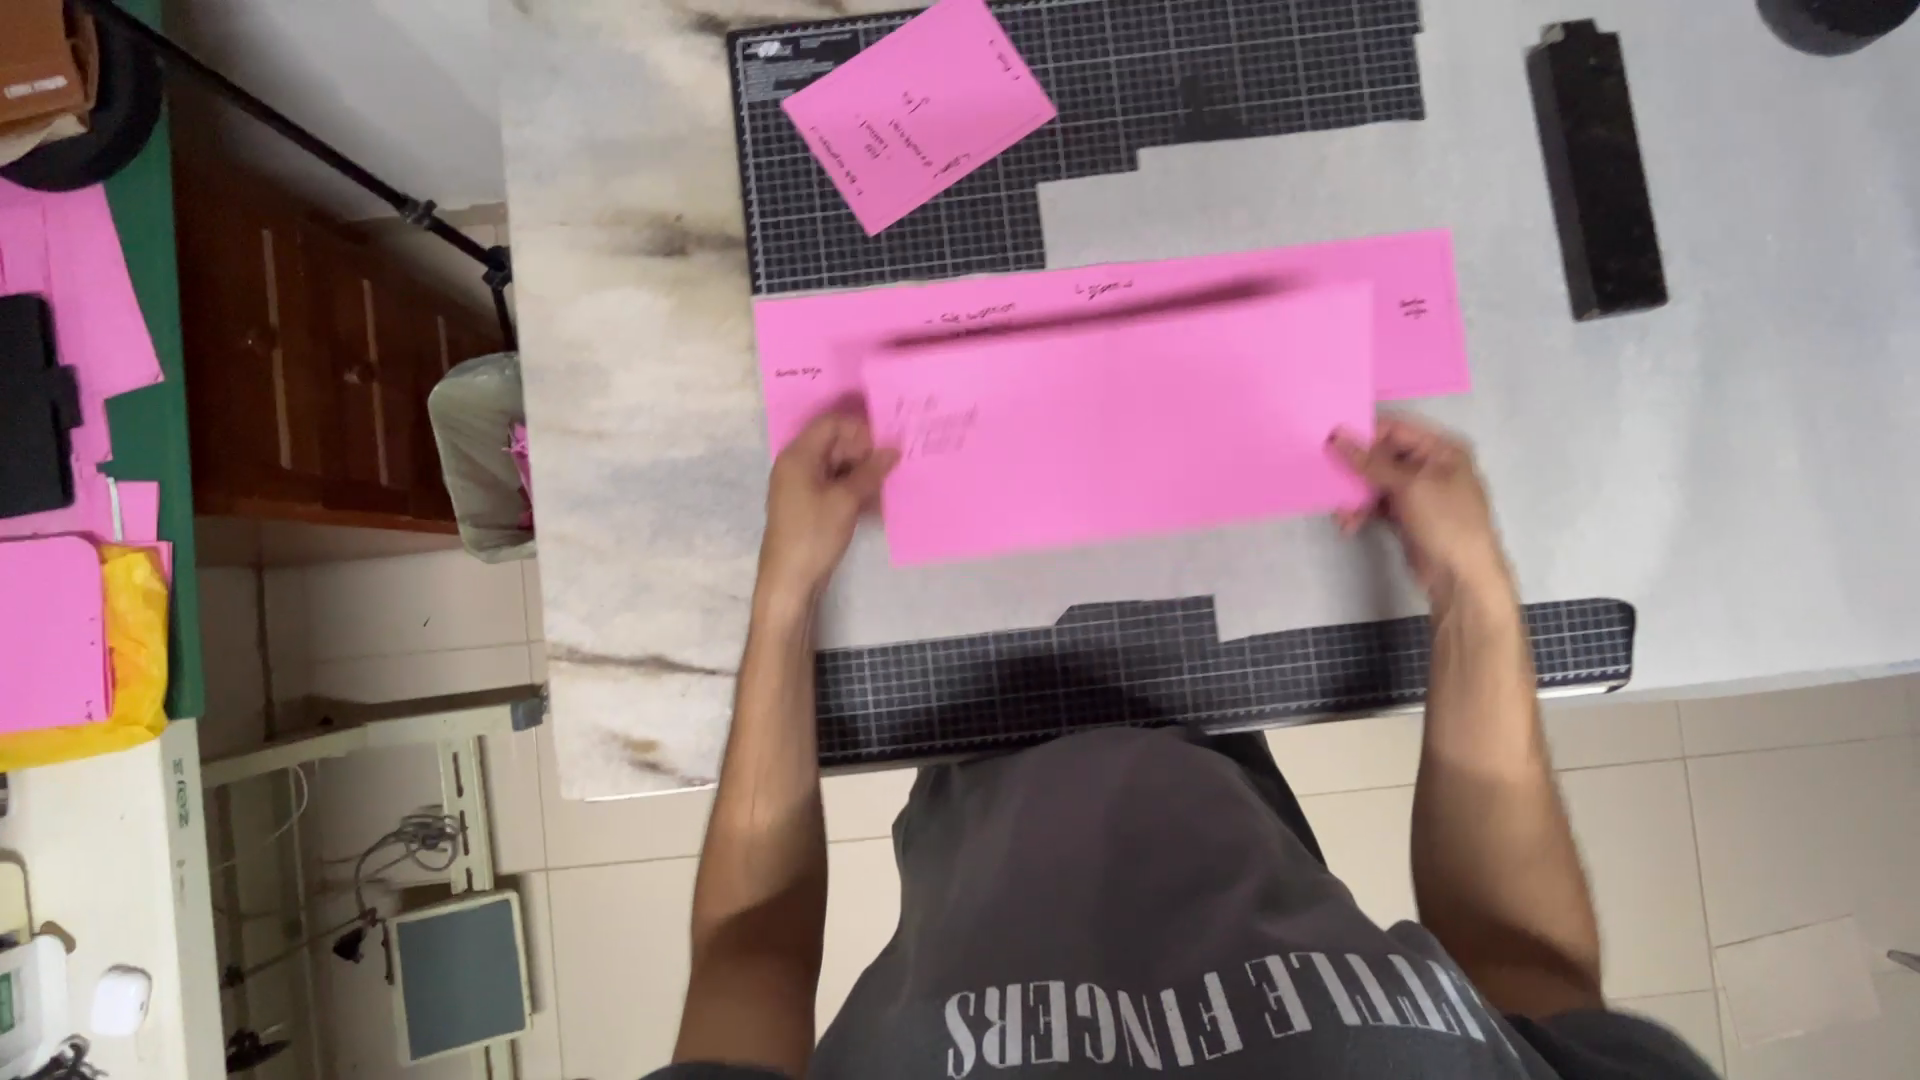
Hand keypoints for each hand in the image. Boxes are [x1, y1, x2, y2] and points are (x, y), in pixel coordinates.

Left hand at [757, 412, 898, 610]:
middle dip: (864, 450)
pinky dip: (854, 487)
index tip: (887, 444)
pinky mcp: (810, 504)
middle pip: (835, 443)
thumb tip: (892, 450)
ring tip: (889, 480)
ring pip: (837, 465)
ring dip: (862, 470)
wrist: (789, 580)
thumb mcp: (846, 500)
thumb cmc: (814, 535)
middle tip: (894, 463)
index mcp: (799, 455)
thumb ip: (870, 472)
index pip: (832, 423)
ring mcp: (802, 485)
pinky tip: (876, 498)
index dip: (861, 429)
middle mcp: (797, 464)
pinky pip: (835, 484)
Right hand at [1328, 413, 1512, 608]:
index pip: (1395, 430)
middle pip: (1381, 457)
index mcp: (1441, 449)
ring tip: (1341, 513)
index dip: (1363, 434)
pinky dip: (1361, 511)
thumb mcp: (1409, 485)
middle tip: (1327, 476)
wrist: (1460, 574)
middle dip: (1355, 470)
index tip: (1329, 440)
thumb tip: (1337, 436)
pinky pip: (1375, 503)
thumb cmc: (1445, 520)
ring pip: (1374, 482)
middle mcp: (1429, 465)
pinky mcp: (1404, 514)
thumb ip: (1370, 461)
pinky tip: (1349, 523)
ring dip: (1354, 495)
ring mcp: (1416, 491)